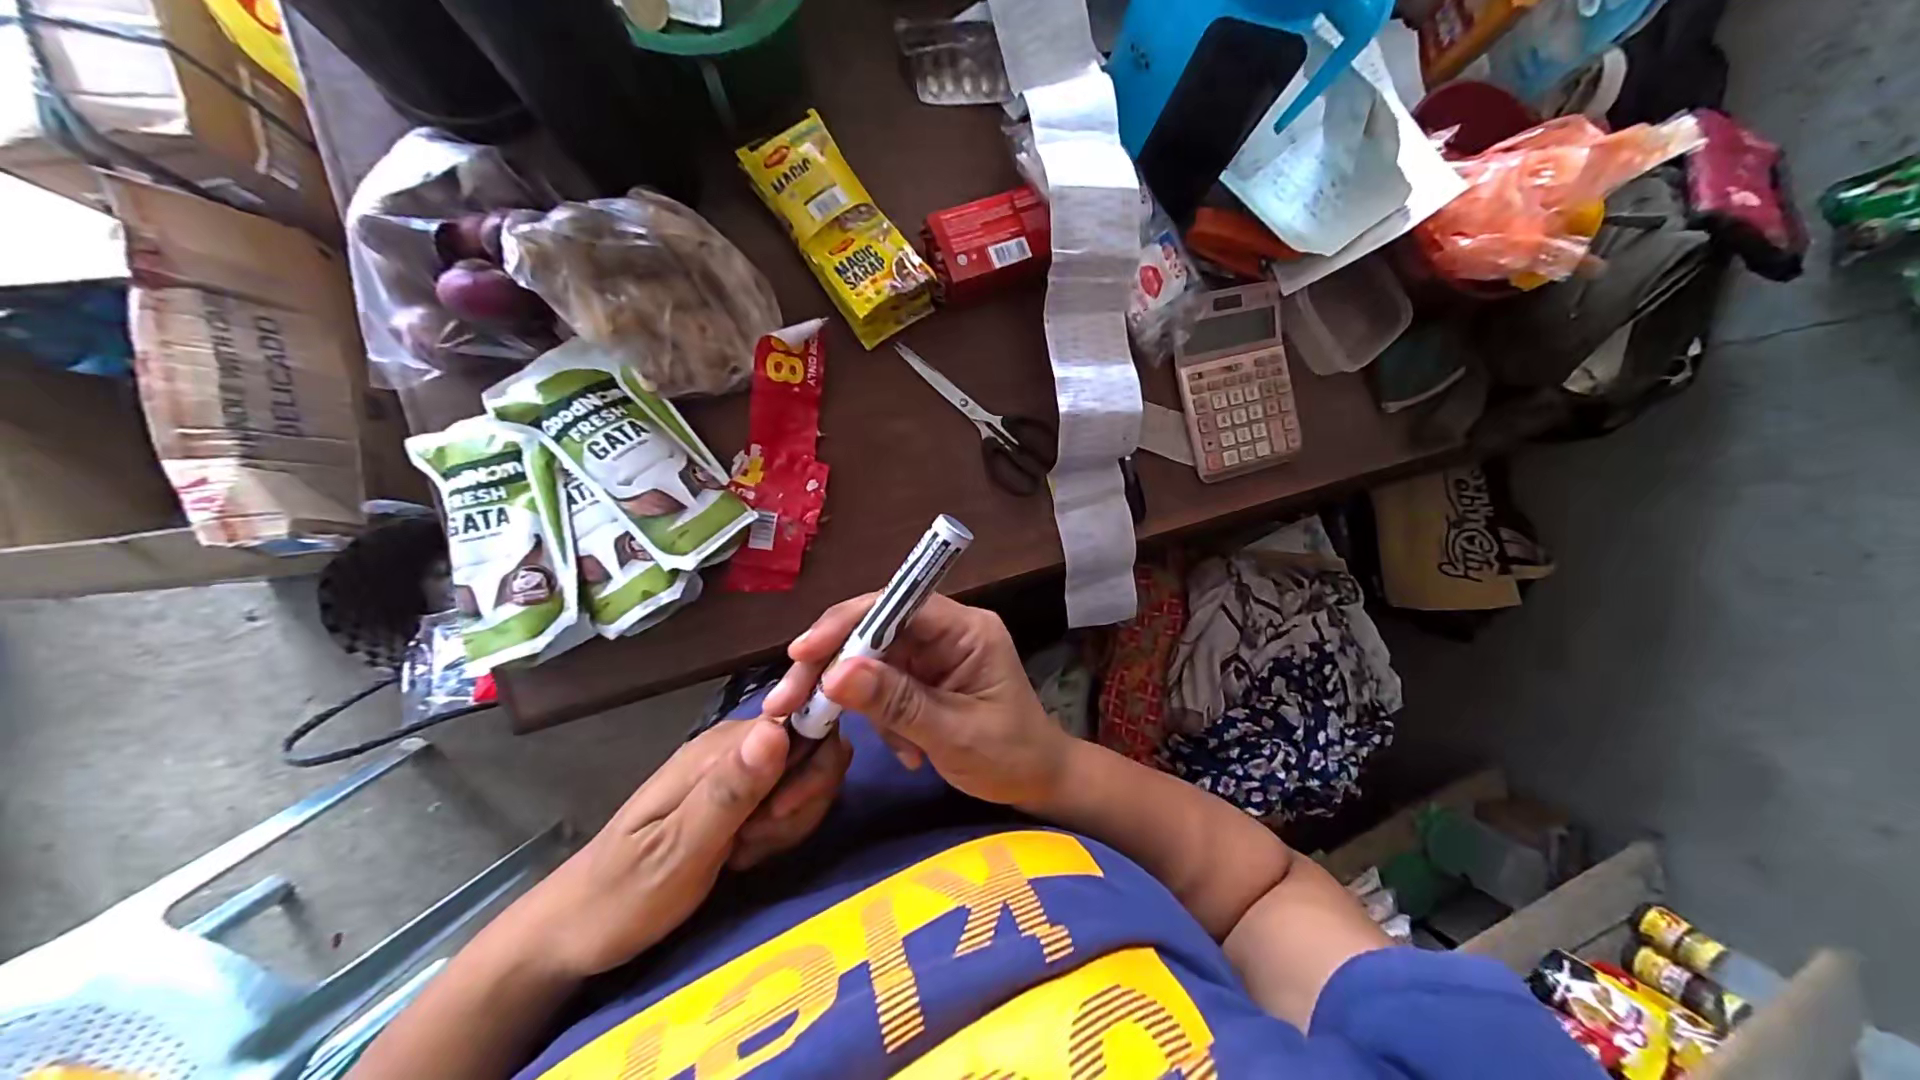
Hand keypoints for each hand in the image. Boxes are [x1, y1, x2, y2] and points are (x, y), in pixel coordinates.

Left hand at [506, 717, 802, 977]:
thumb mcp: (678, 850)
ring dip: (789, 822)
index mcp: (720, 747)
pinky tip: (744, 854)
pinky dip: (780, 831)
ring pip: (805, 778)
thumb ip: (731, 791)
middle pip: (812, 750)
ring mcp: (738, 769)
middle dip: (801, 801)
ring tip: (742, 852)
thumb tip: (777, 731)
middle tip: (754, 842)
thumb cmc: (625, 893)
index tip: (778, 816)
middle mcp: (735, 746)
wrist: (579, 927)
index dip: (811, 768)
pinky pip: (789, 800)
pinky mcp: (742, 795)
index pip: (805, 724)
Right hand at [762, 593, 1069, 809]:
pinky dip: (880, 718)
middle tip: (788, 703)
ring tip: (893, 747)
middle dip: (833, 666)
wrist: (1038, 782)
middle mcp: (945, 631)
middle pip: (873, 629)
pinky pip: (880, 685)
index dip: (847, 623)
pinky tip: (907, 750)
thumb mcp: (953, 734)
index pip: (897, 605)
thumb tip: (835, 674)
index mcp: (965, 629)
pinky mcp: (922, 677)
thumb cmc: (1010, 757)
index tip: (802, 653)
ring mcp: (932, 653)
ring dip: (860, 701)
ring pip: (869, 659)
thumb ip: (896, 703)